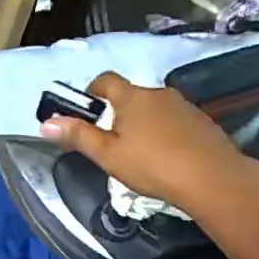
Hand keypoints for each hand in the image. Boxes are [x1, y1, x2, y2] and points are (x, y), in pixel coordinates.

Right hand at [40, 72, 248, 208]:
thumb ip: (78, 136)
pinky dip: (164, 133)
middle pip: (130, 96)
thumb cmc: (152, 164)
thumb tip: (46, 122)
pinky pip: (174, 121)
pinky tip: (165, 158)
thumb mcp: (108, 155)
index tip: (86, 110)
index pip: (106, 80)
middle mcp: (158, 93)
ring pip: (153, 109)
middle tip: (111, 143)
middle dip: (118, 114)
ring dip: (142, 124)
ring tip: (139, 154)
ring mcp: (183, 106)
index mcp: (131, 97)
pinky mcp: (201, 121)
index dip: (92, 91)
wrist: (211, 178)